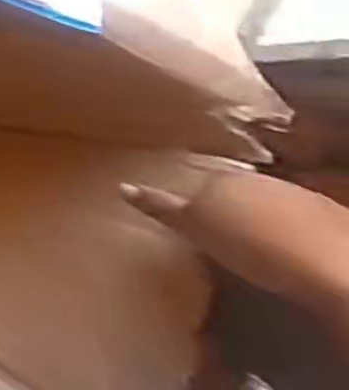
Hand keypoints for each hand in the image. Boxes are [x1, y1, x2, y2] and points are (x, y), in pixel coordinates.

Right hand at [124, 172, 348, 328]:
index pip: (204, 179)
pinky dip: (306, 237)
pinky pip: (314, 227)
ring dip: (274, 222)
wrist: (333, 271)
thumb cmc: (250, 244)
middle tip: (229, 231)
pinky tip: (302, 257)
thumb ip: (159, 206)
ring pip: (281, 207)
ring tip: (267, 248)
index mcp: (224, 176)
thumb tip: (122, 187)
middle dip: (238, 207)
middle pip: (244, 191)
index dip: (199, 196)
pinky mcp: (343, 225)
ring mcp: (311, 201)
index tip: (196, 215)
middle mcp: (264, 180)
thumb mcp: (192, 227)